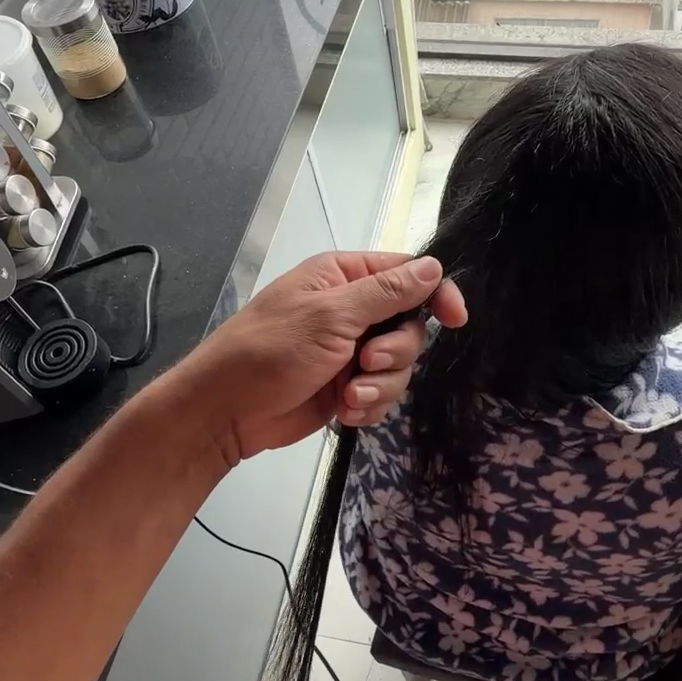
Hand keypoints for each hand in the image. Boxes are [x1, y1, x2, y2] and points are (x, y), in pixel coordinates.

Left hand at [166, 251, 466, 462]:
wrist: (225, 412)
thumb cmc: (270, 350)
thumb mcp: (331, 316)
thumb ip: (386, 293)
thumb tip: (434, 267)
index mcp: (345, 276)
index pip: (408, 274)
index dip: (436, 294)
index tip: (456, 318)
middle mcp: (352, 309)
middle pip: (411, 325)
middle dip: (395, 351)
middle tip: (367, 362)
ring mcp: (350, 350)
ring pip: (399, 364)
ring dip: (381, 384)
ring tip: (348, 396)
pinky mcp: (347, 386)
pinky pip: (382, 393)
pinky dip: (369, 405)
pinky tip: (344, 413)